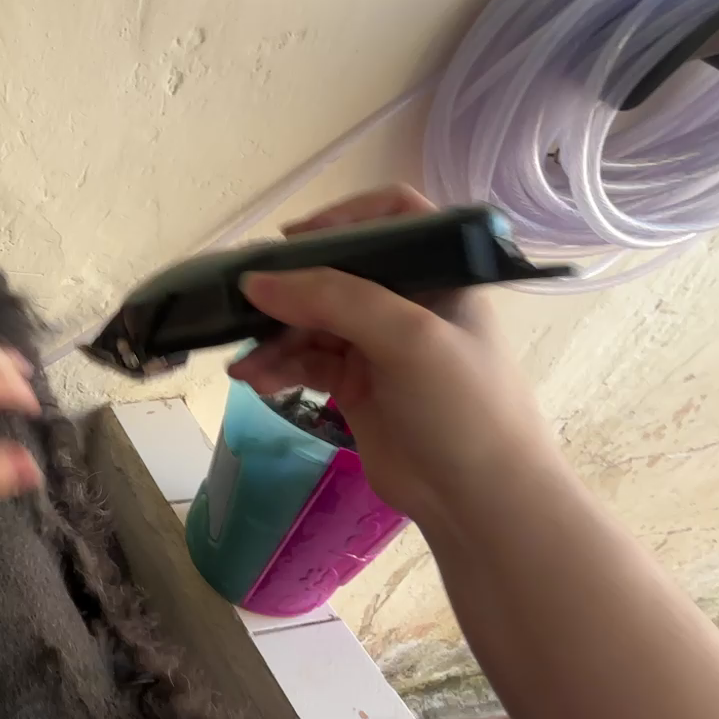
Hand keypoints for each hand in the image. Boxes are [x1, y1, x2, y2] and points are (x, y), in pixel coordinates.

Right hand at [227, 185, 563, 522]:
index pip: (392, 219)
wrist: (477, 500)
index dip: (342, 218)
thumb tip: (253, 281)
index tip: (292, 242)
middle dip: (287, 294)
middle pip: (332, 277)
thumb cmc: (461, 407)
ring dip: (272, 342)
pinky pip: (302, 363)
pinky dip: (274, 369)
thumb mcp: (406, 339)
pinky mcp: (351, 385)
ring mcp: (375, 346)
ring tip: (244, 367)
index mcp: (437, 276)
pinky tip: (254, 382)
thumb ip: (332, 300)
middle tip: (241, 309)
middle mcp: (404, 304)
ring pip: (308, 325)